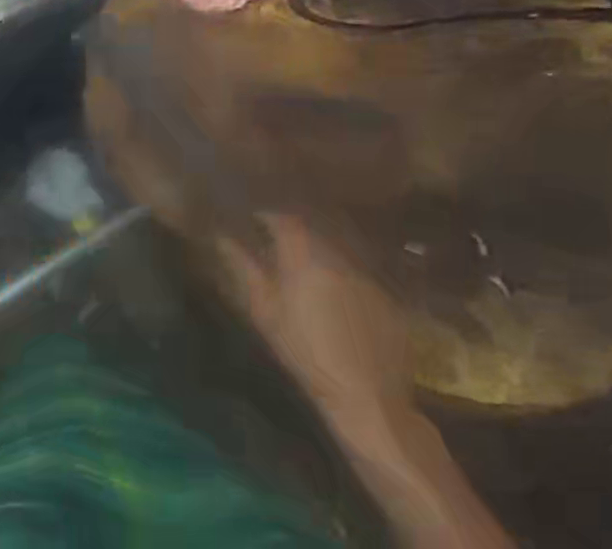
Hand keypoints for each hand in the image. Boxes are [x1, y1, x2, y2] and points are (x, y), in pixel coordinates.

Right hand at [216, 214, 413, 417]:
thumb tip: (222, 237)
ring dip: (317, 252)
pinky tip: (331, 292)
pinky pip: (358, 273)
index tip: (252, 218)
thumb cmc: (303, 350)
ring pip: (338, 251)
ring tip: (300, 265)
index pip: (286, 220)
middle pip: (315, 232)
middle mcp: (341, 261)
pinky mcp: (389, 300)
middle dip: (292, 232)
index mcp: (306, 259)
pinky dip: (340, 273)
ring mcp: (369, 280)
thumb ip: (243, 267)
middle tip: (271, 239)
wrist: (366, 395)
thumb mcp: (263, 309)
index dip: (268, 215)